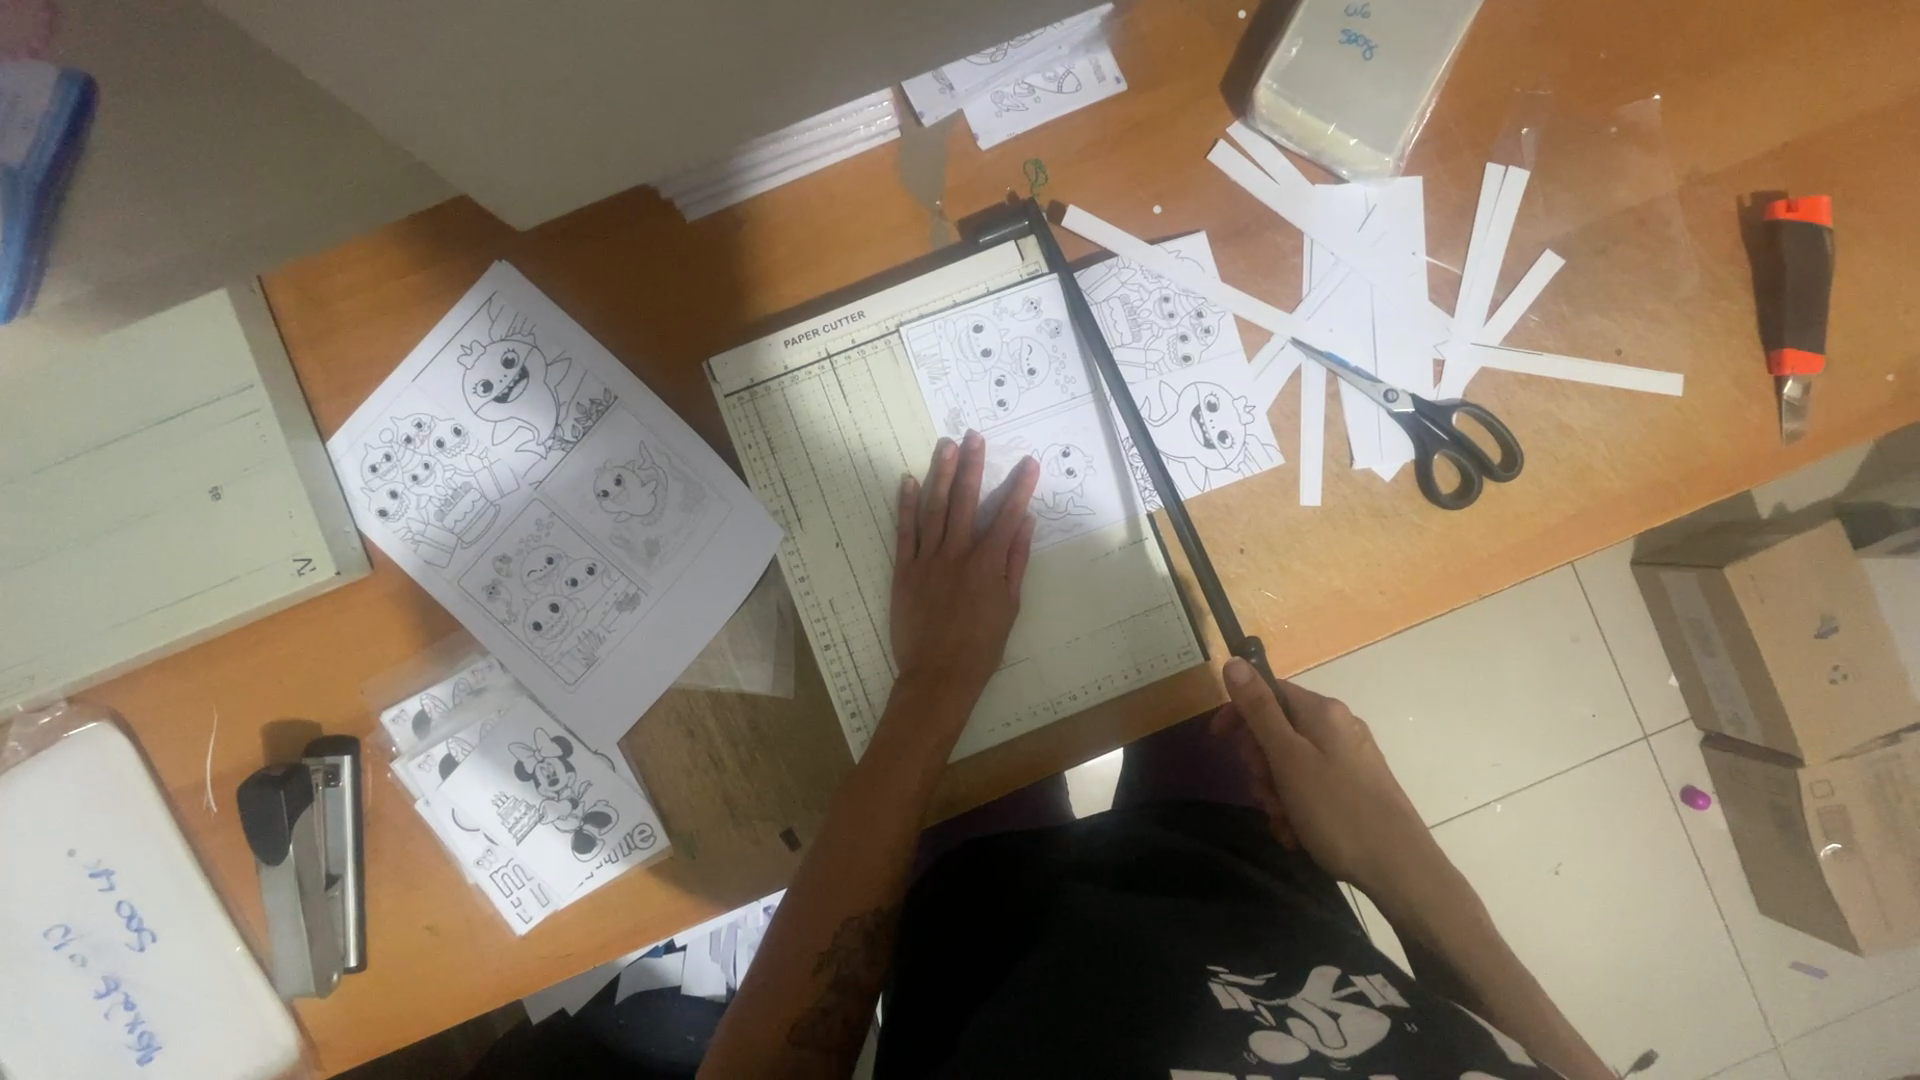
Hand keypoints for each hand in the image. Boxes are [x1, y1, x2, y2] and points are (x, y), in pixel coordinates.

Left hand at [890, 432, 1037, 707]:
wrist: (938, 676)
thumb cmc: (981, 647)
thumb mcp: (1010, 606)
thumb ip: (1016, 561)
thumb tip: (1025, 522)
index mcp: (988, 563)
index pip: (1007, 515)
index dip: (1020, 486)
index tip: (1028, 461)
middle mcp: (958, 553)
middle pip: (966, 500)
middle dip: (973, 465)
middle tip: (974, 435)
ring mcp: (927, 559)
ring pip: (934, 507)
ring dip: (941, 474)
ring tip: (945, 444)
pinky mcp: (904, 570)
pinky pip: (904, 531)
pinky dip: (906, 504)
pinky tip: (908, 479)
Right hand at [1212, 658, 1449, 905]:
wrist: (1401, 870)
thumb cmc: (1337, 811)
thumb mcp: (1287, 758)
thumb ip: (1259, 709)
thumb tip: (1234, 660)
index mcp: (1322, 712)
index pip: (1267, 692)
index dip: (1238, 713)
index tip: (1219, 741)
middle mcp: (1339, 726)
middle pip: (1278, 729)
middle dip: (1261, 762)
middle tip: (1263, 791)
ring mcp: (1351, 757)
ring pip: (1292, 761)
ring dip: (1276, 790)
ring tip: (1282, 820)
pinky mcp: (1357, 786)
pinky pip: (1312, 784)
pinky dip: (1297, 804)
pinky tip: (1297, 831)